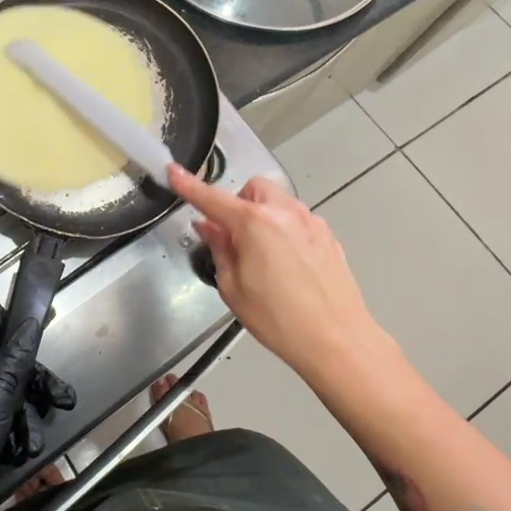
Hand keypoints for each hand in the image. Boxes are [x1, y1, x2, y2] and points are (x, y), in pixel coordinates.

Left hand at [0, 313, 39, 510]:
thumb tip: (28, 318)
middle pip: (9, 366)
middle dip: (38, 385)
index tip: (49, 336)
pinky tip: (20, 455)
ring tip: (33, 445)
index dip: (21, 329)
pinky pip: (0, 425)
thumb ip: (16, 355)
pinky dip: (14, 438)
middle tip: (65, 401)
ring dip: (28, 419)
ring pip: (9, 399)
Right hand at [169, 165, 382, 379]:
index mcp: (254, 223)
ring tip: (262, 256)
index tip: (172, 171)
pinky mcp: (328, 235)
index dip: (188, 184)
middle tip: (234, 237)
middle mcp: (284, 213)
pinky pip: (298, 220)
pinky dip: (285, 230)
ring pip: (278, 202)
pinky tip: (287, 265)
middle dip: (239, 203)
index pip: (211, 198)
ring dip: (263, 216)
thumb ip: (219, 249)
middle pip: (253, 188)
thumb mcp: (234, 289)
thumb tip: (209, 227)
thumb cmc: (279, 320)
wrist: (337, 340)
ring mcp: (311, 221)